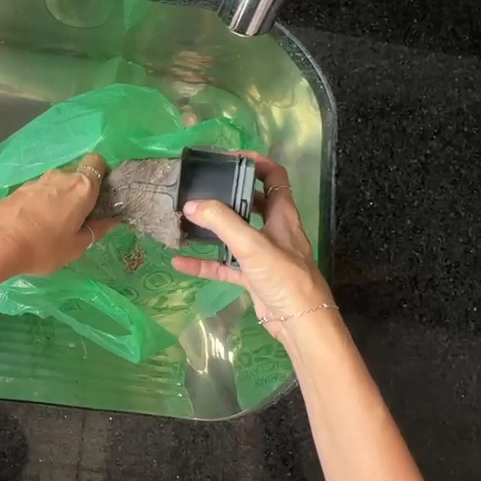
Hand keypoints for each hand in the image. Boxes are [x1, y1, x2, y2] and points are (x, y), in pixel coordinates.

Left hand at [0, 153, 116, 284]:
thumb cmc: (42, 247)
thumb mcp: (75, 247)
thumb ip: (95, 231)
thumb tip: (111, 221)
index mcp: (82, 187)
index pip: (98, 163)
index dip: (101, 177)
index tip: (99, 199)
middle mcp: (60, 176)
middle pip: (77, 175)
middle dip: (79, 192)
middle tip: (77, 219)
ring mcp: (37, 181)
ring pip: (56, 184)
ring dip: (58, 199)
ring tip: (53, 226)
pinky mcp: (17, 189)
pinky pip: (38, 193)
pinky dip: (40, 204)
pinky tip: (33, 225)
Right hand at [171, 151, 335, 340]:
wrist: (299, 322)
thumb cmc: (284, 277)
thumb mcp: (252, 244)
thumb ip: (222, 222)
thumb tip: (191, 204)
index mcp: (282, 214)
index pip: (274, 176)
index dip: (255, 162)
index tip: (228, 157)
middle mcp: (273, 230)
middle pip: (250, 203)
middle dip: (227, 194)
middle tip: (202, 187)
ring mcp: (262, 255)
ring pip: (235, 235)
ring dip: (212, 229)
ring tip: (186, 220)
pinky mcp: (252, 277)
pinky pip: (224, 265)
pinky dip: (205, 263)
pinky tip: (181, 262)